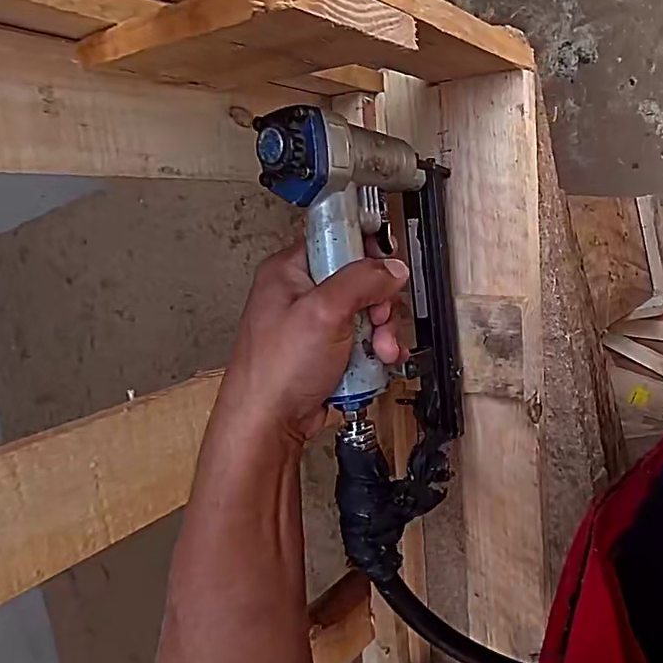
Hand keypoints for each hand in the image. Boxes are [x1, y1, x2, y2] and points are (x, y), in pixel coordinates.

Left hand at [217, 244, 410, 450]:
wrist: (270, 425)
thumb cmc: (275, 372)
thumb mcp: (323, 313)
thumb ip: (362, 281)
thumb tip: (392, 268)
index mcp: (291, 270)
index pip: (339, 236)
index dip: (367, 248)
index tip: (385, 265)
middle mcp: (304, 292)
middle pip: (365, 277)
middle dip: (381, 303)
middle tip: (377, 320)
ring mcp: (320, 322)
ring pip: (371, 310)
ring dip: (384, 332)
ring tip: (378, 350)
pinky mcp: (332, 347)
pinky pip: (369, 337)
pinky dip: (379, 350)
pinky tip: (378, 362)